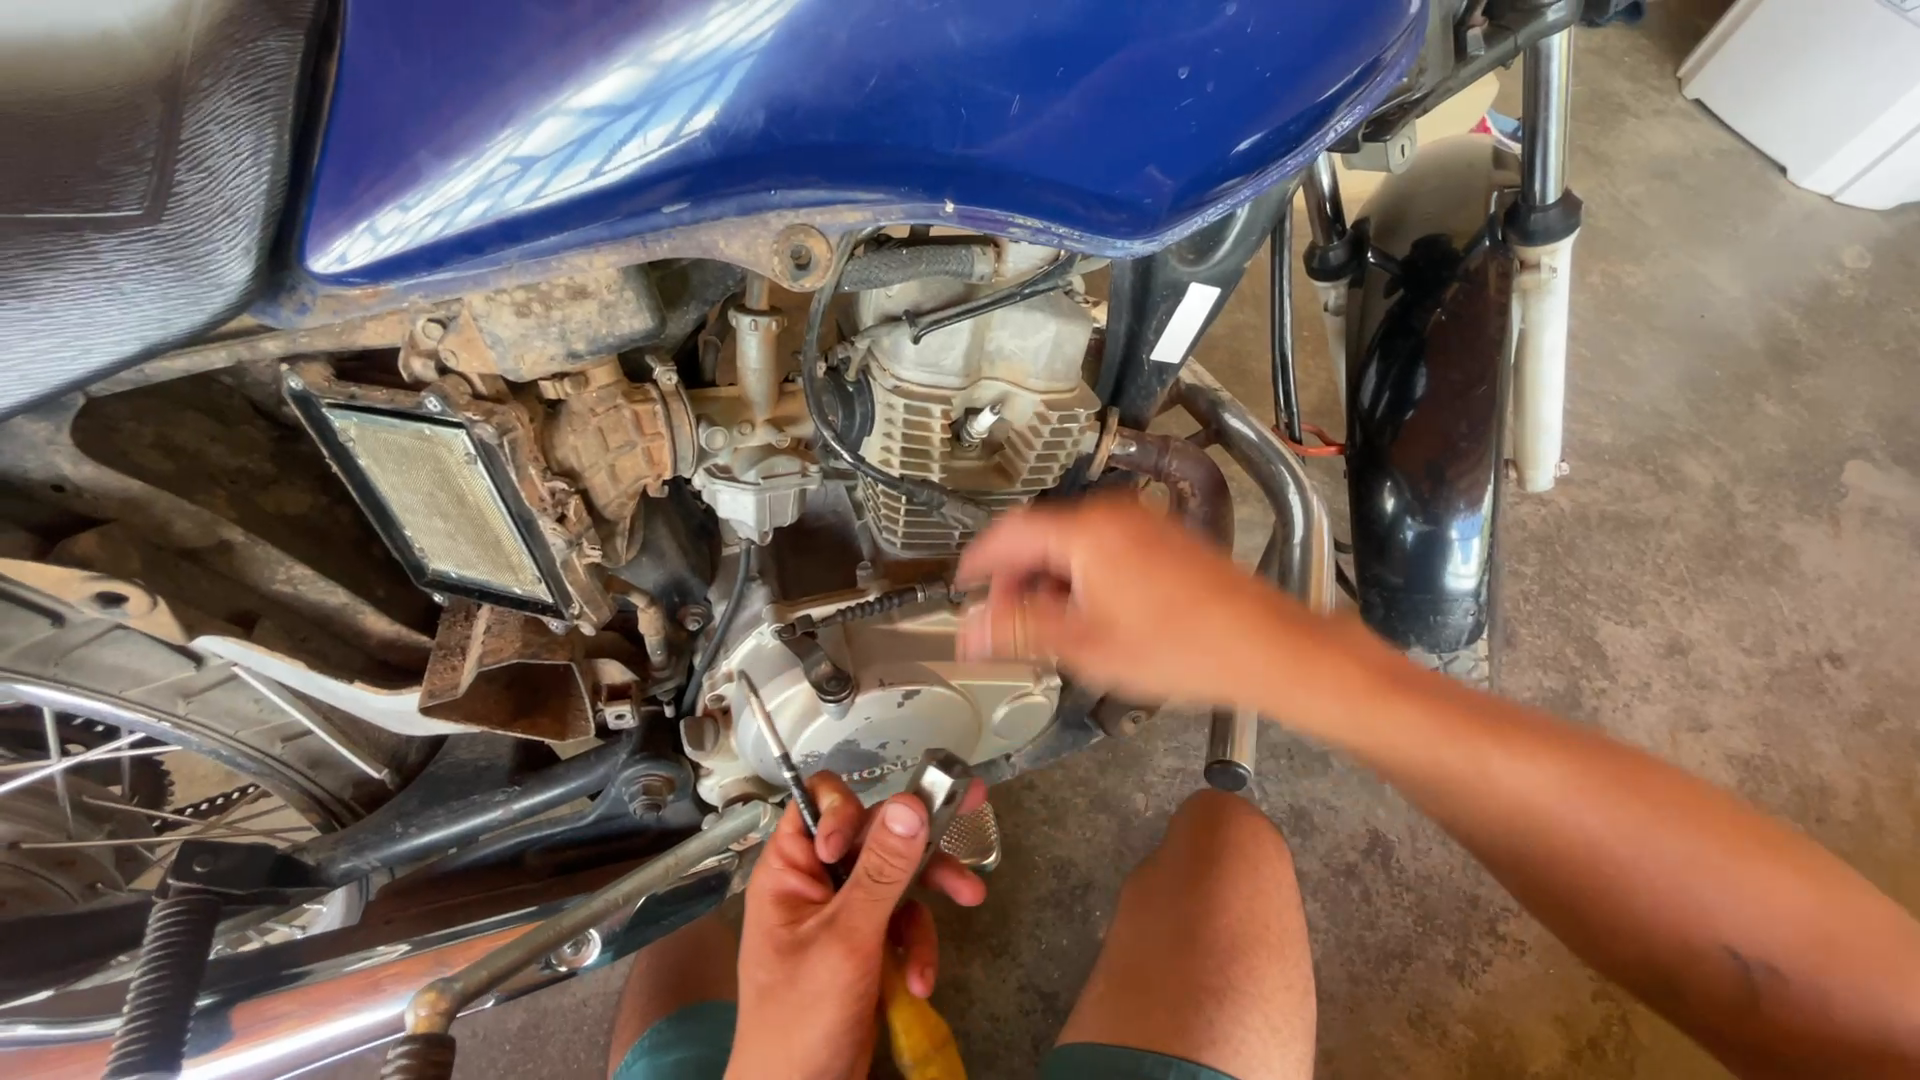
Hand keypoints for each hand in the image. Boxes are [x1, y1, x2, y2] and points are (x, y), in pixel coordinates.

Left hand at [727, 773, 985, 1079]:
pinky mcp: (866, 944)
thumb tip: (911, 801)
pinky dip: (917, 946)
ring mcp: (842, 913)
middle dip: (919, 842)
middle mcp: (815, 881)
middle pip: (873, 836)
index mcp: (791, 868)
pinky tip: (921, 981)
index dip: (854, 807)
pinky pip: (901, 923)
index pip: (819, 803)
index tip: (886, 829)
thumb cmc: (804, 1015)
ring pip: (897, 878)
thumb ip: (883, 870)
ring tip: (972, 899)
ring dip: (929, 897)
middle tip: (973, 803)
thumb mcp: (847, 939)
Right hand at [955, 495, 1397, 727]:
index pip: (1008, 535)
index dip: (979, 564)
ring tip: (1048, 626)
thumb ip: (1019, 632)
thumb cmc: (1191, 646)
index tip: (964, 584)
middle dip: (1016, 579)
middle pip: (1040, 537)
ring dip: (1049, 580)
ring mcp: (1142, 524)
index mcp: (1088, 533)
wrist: (1265, 646)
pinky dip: (1081, 576)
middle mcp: (1115, 516)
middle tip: (1005, 620)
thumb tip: (971, 631)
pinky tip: (1087, 615)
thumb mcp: (1086, 647)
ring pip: (1072, 544)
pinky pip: (1103, 548)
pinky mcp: (1162, 538)